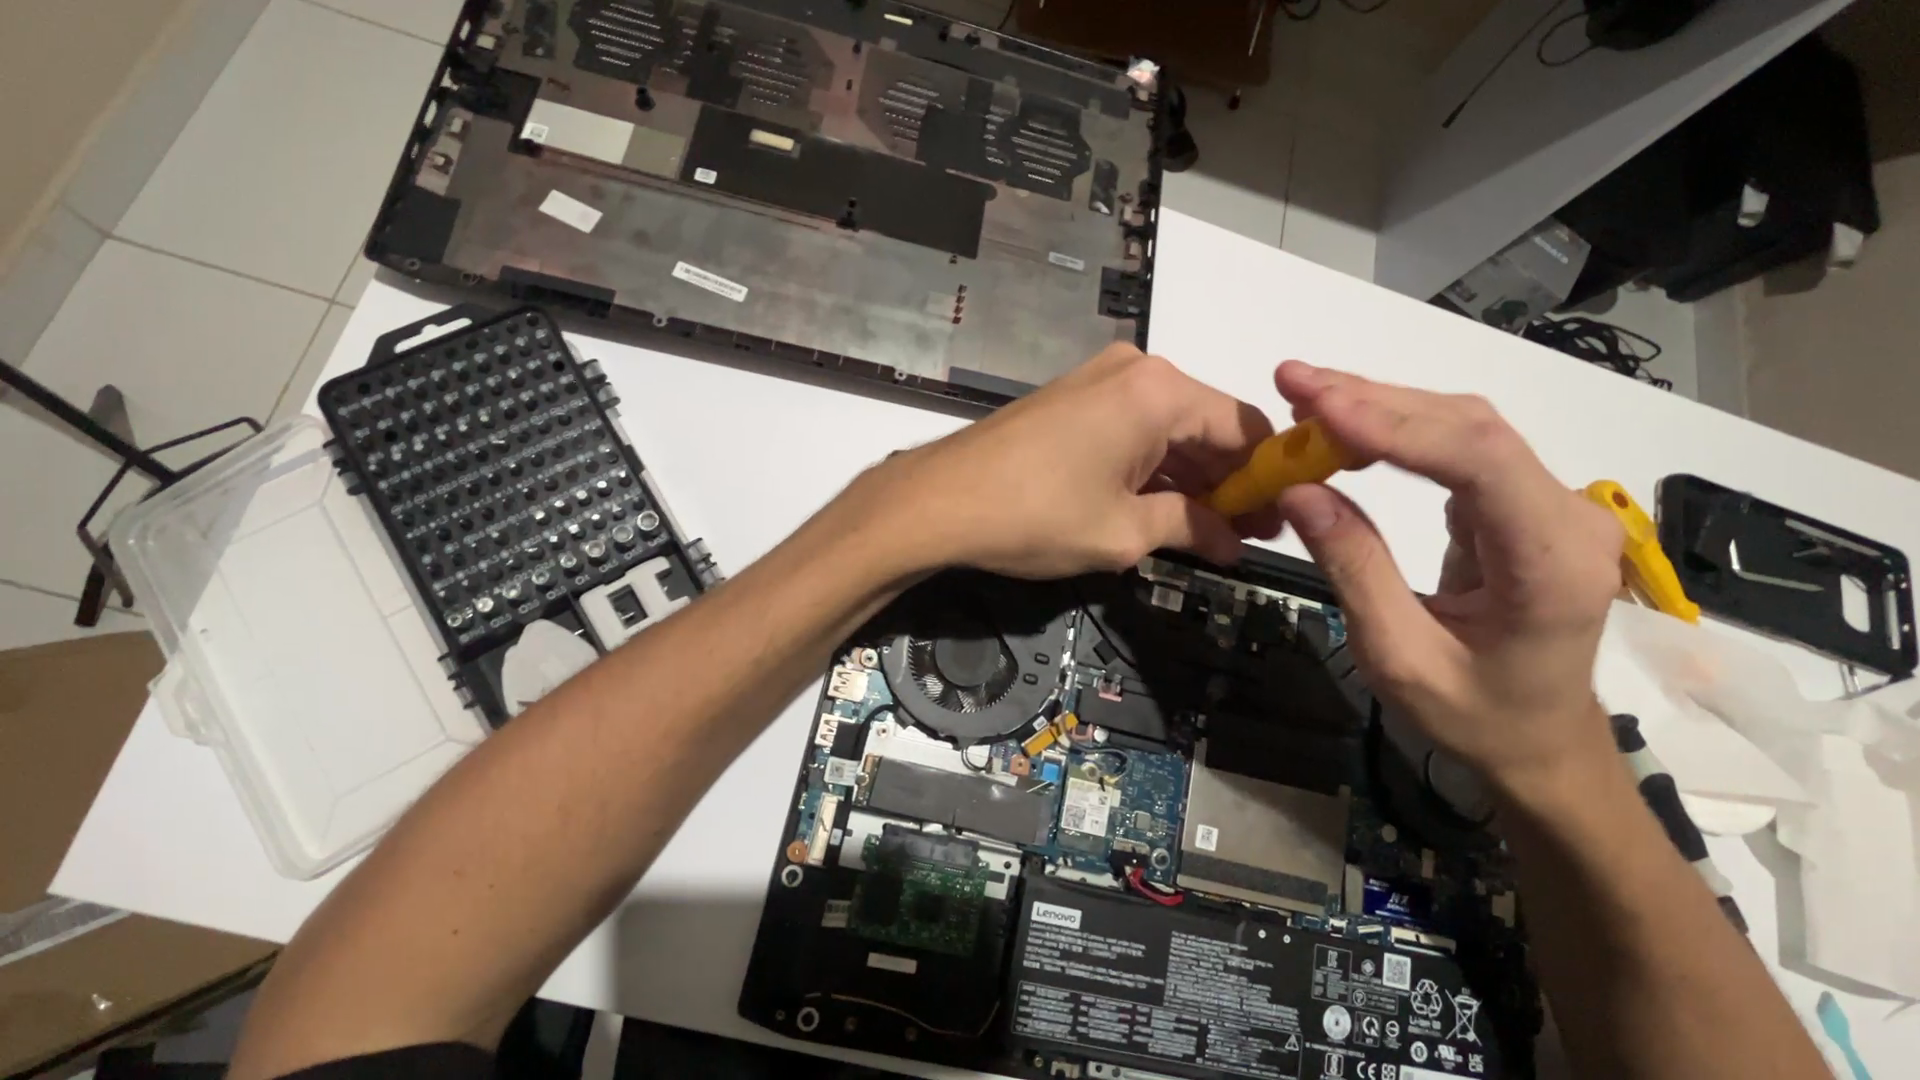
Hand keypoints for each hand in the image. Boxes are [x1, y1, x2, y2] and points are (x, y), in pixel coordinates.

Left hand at [853, 343, 1280, 578]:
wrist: (937, 502)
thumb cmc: (1035, 516)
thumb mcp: (1123, 532)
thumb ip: (1190, 527)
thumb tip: (1233, 542)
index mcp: (1160, 392)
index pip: (1244, 428)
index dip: (1269, 478)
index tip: (1280, 520)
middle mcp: (1136, 370)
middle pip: (1208, 425)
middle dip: (1230, 482)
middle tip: (1248, 537)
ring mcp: (1099, 380)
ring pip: (1170, 429)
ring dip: (1191, 478)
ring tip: (1212, 533)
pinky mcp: (1073, 398)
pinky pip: (1134, 429)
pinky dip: (1153, 467)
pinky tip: (1165, 508)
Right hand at [1270, 361, 1624, 796]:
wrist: (1542, 741)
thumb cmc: (1475, 715)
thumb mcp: (1398, 656)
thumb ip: (1354, 568)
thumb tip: (1299, 489)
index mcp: (1551, 563)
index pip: (1480, 462)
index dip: (1397, 427)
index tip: (1319, 405)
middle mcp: (1568, 517)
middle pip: (1472, 429)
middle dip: (1375, 401)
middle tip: (1293, 381)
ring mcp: (1554, 505)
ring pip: (1466, 429)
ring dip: (1383, 407)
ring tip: (1306, 395)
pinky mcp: (1528, 504)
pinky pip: (1462, 451)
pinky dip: (1399, 432)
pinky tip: (1347, 426)